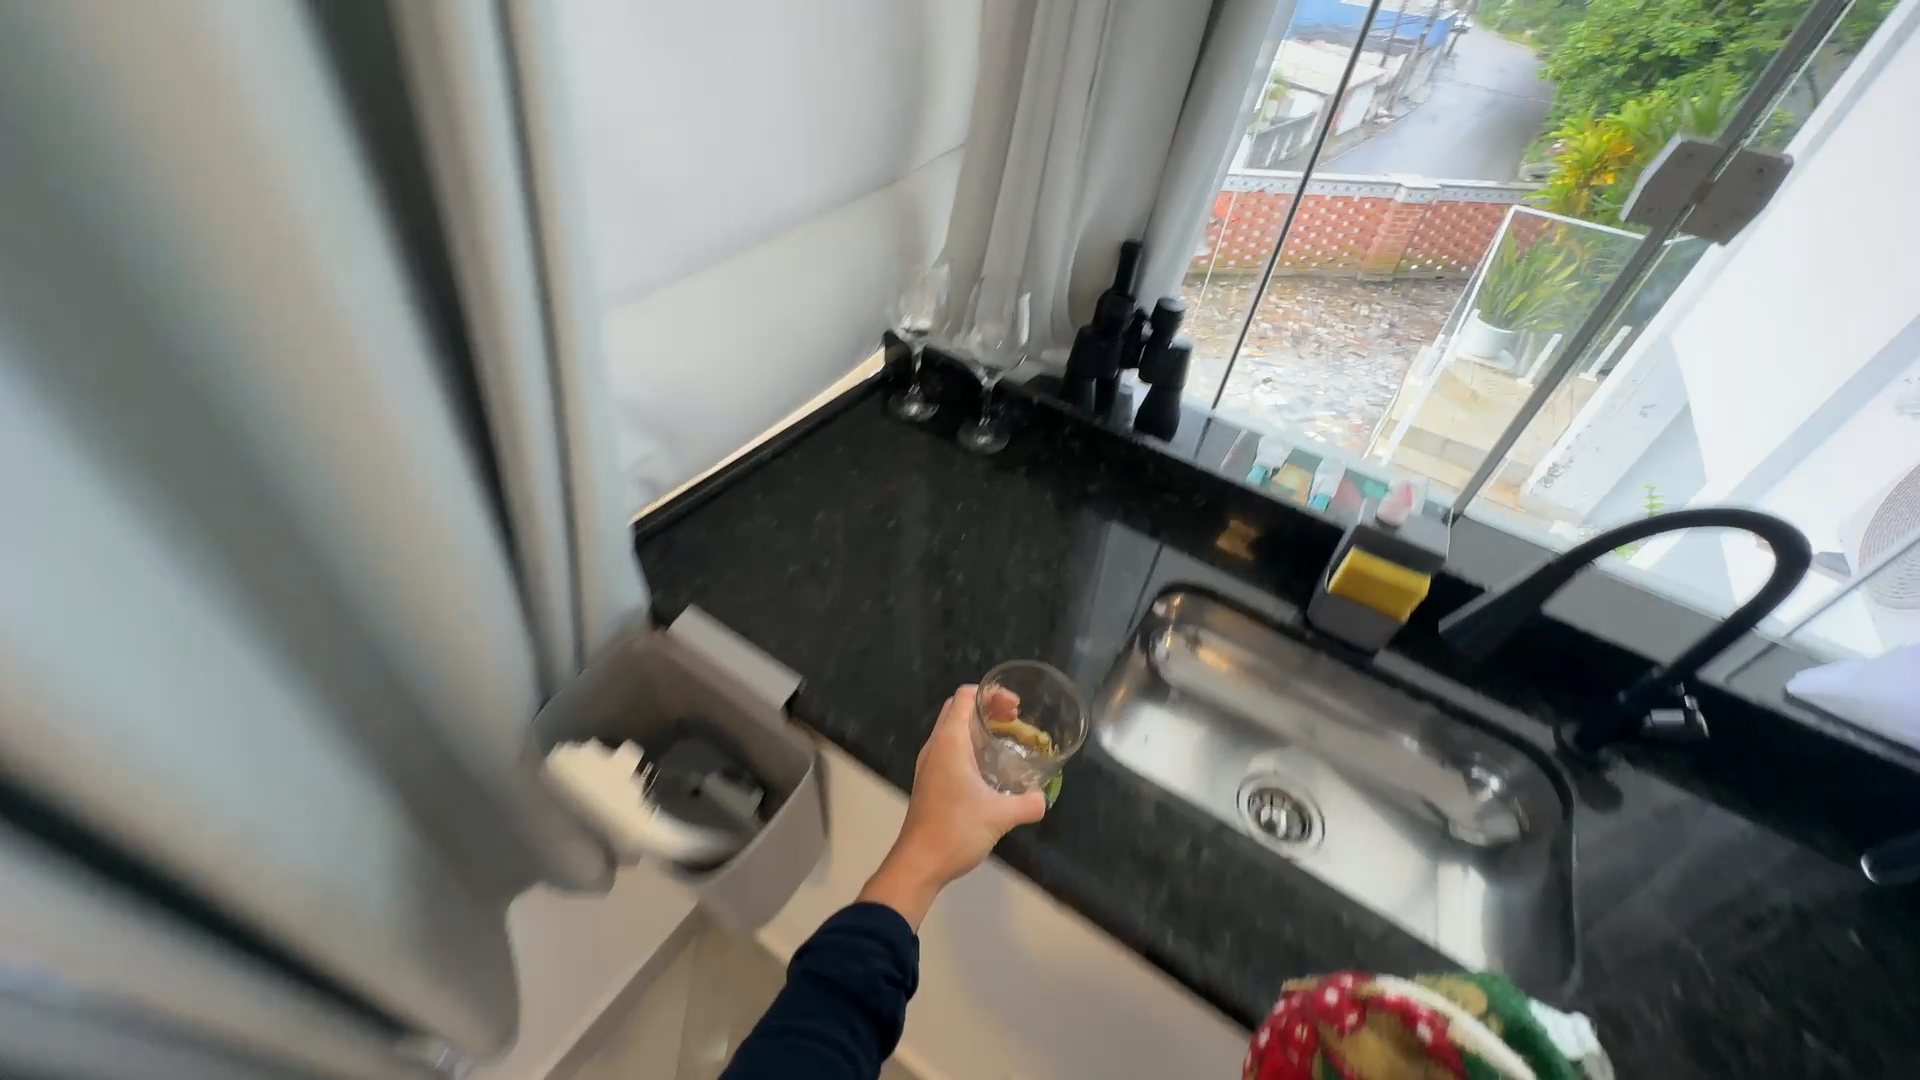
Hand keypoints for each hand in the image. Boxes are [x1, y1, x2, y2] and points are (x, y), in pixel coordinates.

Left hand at [857, 685, 1046, 929]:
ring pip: (953, 728)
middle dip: (988, 706)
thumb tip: (1042, 799)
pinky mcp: (930, 780)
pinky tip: (990, 766)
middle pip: (959, 708)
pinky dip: (971, 744)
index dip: (991, 693)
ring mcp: (930, 764)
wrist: (918, 863)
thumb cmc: (955, 830)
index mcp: (949, 742)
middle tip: (1015, 719)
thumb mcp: (999, 816)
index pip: (965, 697)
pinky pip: (951, 748)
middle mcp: (936, 746)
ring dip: (979, 725)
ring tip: (1007, 738)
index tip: (1016, 707)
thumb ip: (1027, 804)